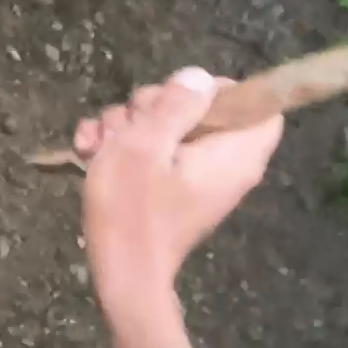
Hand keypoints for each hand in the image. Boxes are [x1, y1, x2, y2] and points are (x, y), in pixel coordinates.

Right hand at [74, 67, 283, 321]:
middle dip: (148, 107)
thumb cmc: (133, 207)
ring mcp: (191, 174)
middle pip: (196, 110)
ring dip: (121, 127)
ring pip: (160, 126)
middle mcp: (220, 162)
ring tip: (97, 147)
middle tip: (126, 127)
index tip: (174, 96)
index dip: (219, 91)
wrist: (118, 270)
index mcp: (232, 154)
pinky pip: (146, 149)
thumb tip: (198, 76)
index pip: (258, 107)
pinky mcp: (166, 185)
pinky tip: (88, 153)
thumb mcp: (144, 146)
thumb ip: (173, 107)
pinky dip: (116, 146)